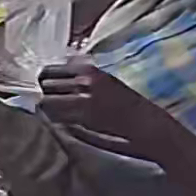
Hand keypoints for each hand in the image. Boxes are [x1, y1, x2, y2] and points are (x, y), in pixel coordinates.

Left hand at [39, 62, 195, 166]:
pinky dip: (55, 120)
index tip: (46, 88)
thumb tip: (61, 68)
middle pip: (45, 85)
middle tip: (49, 103)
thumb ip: (83, 73)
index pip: (49, 71)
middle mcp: (84, 82)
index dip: (45, 81)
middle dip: (44, 94)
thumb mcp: (107, 80)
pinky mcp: (84, 119)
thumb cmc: (130, 104)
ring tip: (54, 114)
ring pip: (46, 101)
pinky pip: (57, 117)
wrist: (151, 127)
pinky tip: (62, 123)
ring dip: (47, 108)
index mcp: (88, 70)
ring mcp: (83, 100)